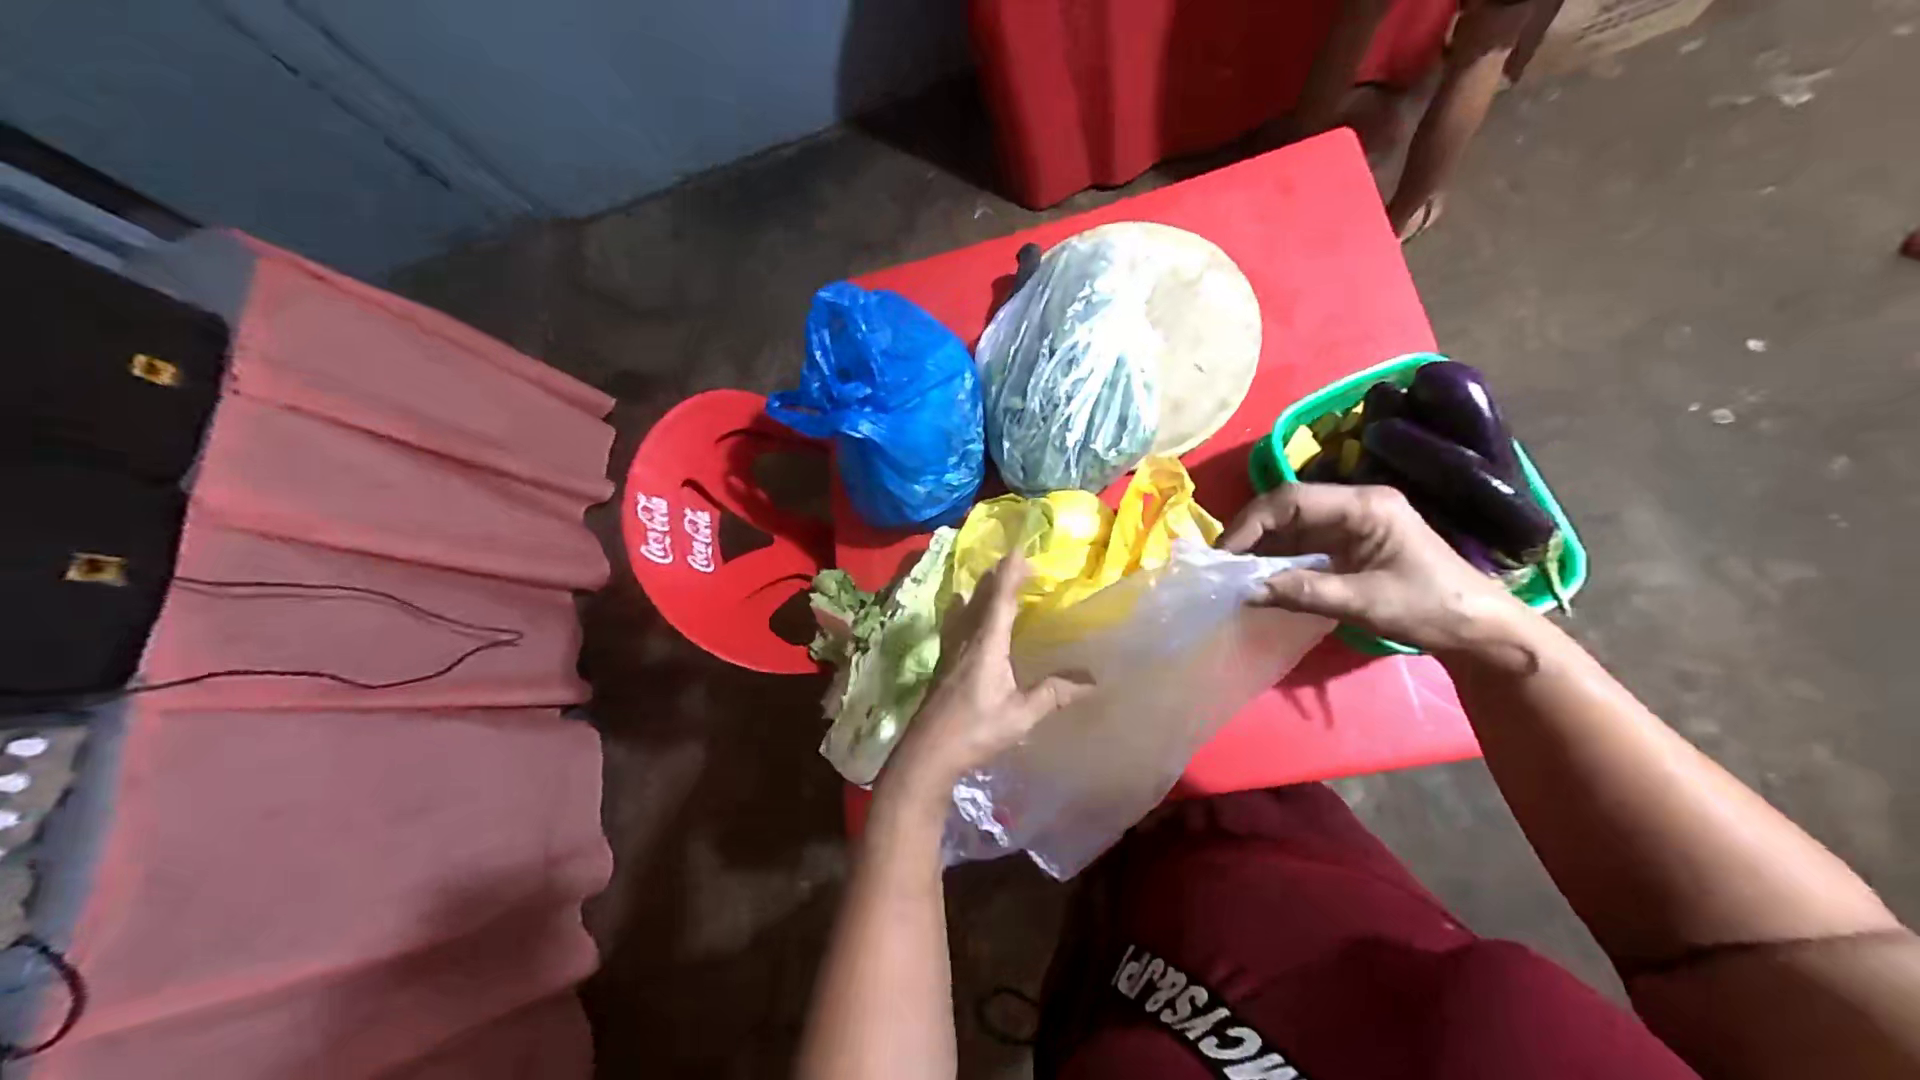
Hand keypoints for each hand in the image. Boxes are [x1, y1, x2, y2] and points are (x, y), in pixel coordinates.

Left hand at [875, 557, 1092, 814]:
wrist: (927, 753)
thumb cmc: (974, 731)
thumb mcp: (1020, 716)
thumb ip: (1052, 694)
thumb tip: (1091, 680)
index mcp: (986, 645)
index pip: (1000, 601)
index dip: (1010, 575)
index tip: (1019, 552)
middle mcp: (966, 640)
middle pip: (980, 599)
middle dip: (997, 578)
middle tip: (1014, 562)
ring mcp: (950, 651)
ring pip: (965, 610)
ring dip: (980, 591)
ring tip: (991, 579)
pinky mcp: (943, 664)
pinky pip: (956, 623)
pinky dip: (965, 609)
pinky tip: (961, 611)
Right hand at [1218, 483, 1529, 655]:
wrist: (1480, 631)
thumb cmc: (1432, 609)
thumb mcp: (1365, 603)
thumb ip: (1304, 592)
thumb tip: (1247, 591)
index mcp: (1365, 505)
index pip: (1292, 499)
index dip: (1251, 523)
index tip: (1226, 556)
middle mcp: (1354, 504)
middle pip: (1286, 507)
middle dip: (1250, 533)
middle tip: (1222, 566)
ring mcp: (1351, 522)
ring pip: (1289, 524)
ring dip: (1259, 547)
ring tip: (1233, 573)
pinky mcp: (1348, 542)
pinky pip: (1300, 542)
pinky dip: (1275, 558)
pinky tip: (1259, 577)